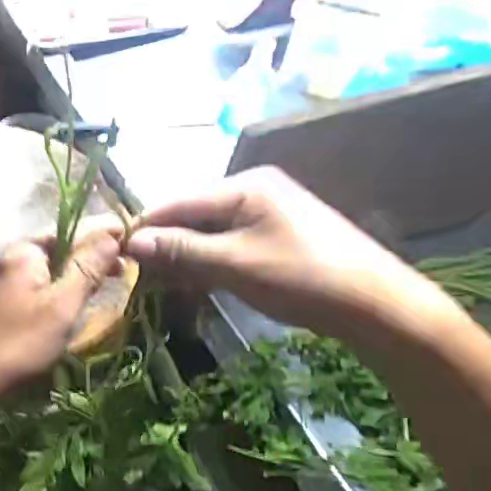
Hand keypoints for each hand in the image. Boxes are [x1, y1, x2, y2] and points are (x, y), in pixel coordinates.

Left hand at [0, 228, 124, 417]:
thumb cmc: (20, 342)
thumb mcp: (62, 305)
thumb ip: (87, 267)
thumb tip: (112, 234)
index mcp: (25, 250)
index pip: (74, 228)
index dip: (106, 234)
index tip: (136, 243)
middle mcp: (13, 257)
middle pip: (62, 245)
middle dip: (94, 253)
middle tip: (125, 268)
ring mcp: (6, 279)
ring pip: (53, 266)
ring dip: (80, 271)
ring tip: (110, 280)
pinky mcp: (5, 300)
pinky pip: (42, 283)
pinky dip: (63, 286)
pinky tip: (79, 298)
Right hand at [124, 167, 464, 342]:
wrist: (376, 305)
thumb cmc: (302, 277)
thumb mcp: (234, 264)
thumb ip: (180, 250)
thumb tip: (130, 242)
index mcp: (245, 185)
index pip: (177, 202)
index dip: (144, 229)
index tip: (114, 255)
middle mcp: (254, 190)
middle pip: (191, 217)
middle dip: (162, 246)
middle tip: (134, 278)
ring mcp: (266, 214)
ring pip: (207, 234)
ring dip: (183, 259)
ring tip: (157, 286)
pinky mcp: (275, 238)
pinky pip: (227, 246)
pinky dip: (207, 264)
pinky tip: (192, 285)